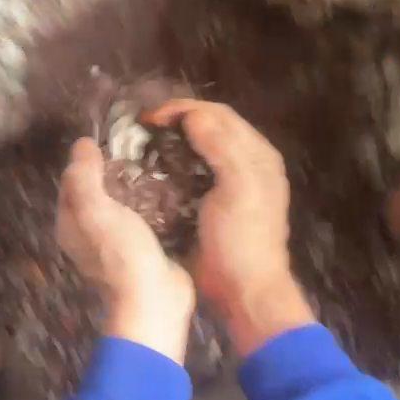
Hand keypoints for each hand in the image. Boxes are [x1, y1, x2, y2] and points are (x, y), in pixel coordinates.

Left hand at [57, 137, 195, 362]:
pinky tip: (167, 187)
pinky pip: (142, 215)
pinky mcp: (142, 247)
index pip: (71, 181)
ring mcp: (115, 242)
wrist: (154, 299)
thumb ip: (84, 177)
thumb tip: (81, 144)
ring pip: (120, 202)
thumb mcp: (96, 210)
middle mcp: (88, 233)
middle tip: (137, 147)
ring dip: (133, 184)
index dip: (85, 159)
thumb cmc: (121, 253)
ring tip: (155, 160)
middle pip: (96, 191)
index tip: (110, 140)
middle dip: (112, 169)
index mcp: (70, 224)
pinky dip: (150, 200)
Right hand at [147, 100, 314, 355]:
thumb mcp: (239, 189)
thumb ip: (221, 148)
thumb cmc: (243, 239)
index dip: (184, 109)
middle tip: (142, 128)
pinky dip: (169, 166)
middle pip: (208, 128)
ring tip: (143, 145)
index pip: (219, 115)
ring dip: (171, 142)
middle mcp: (245, 164)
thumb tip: (192, 115)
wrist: (242, 290)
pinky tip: (150, 171)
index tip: (150, 117)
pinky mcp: (208, 204)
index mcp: (257, 156)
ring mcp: (226, 185)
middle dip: (175, 121)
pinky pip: (187, 173)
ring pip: (196, 149)